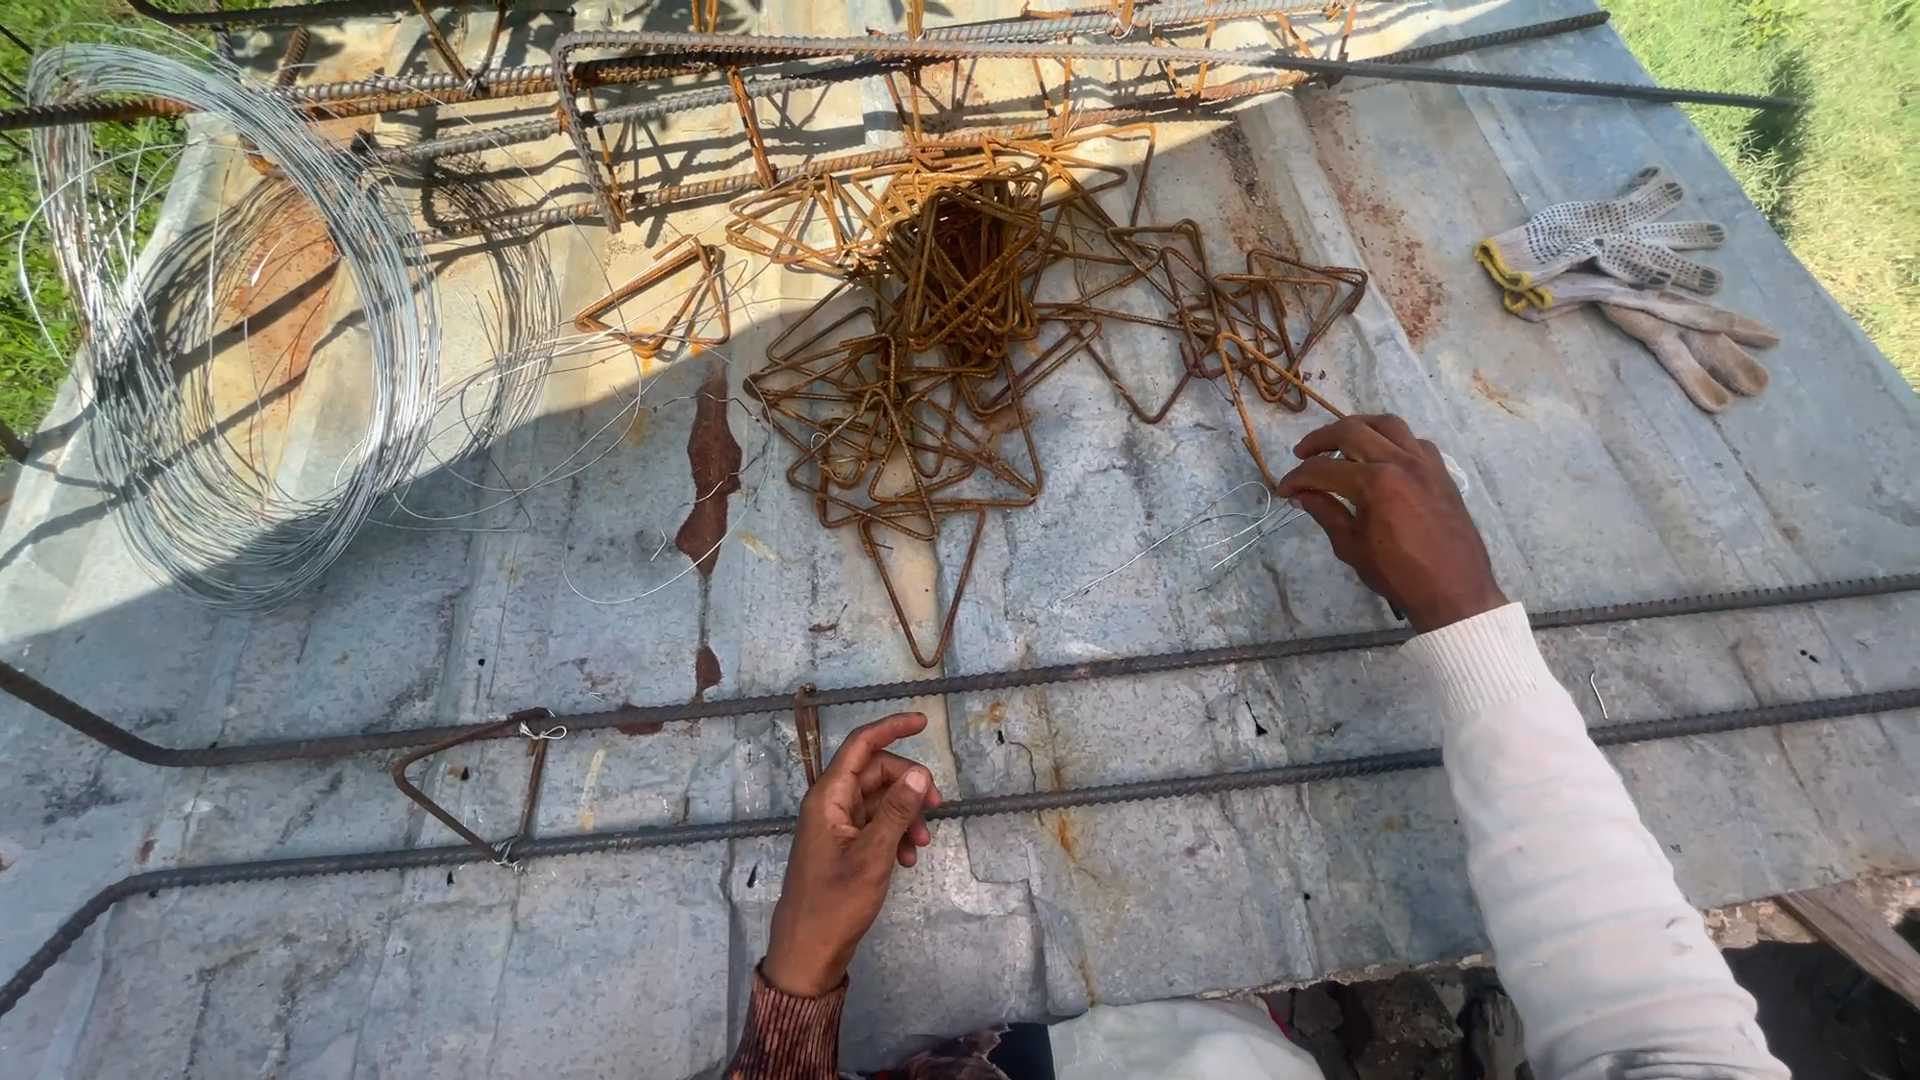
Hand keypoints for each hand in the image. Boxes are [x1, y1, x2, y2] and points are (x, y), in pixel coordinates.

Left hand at [763, 712, 942, 997]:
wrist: (808, 953)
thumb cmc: (834, 902)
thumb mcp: (873, 855)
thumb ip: (897, 811)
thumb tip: (921, 772)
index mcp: (828, 796)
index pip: (861, 745)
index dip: (891, 727)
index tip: (923, 721)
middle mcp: (831, 803)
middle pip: (877, 773)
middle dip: (909, 785)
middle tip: (937, 806)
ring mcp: (837, 824)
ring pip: (880, 800)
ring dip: (906, 814)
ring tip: (923, 844)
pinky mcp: (844, 845)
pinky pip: (876, 824)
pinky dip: (896, 834)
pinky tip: (909, 859)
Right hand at [1275, 415, 1506, 632]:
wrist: (1454, 590)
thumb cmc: (1398, 574)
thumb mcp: (1350, 545)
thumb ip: (1324, 512)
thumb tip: (1301, 494)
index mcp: (1375, 483)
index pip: (1322, 469)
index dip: (1296, 479)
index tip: (1283, 491)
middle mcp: (1400, 462)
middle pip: (1350, 431)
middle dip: (1319, 440)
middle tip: (1301, 455)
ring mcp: (1424, 463)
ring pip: (1385, 424)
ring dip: (1356, 428)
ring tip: (1338, 443)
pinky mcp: (1440, 470)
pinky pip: (1412, 440)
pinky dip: (1389, 440)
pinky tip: (1378, 458)